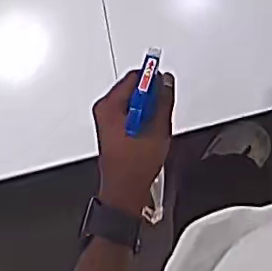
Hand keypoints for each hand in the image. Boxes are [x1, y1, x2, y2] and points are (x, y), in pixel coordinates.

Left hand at [92, 68, 173, 215]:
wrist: (126, 193)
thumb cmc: (135, 166)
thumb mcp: (157, 128)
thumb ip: (163, 100)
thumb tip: (166, 81)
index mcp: (110, 105)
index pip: (134, 77)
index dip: (152, 80)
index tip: (164, 83)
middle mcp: (104, 109)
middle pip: (132, 88)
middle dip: (150, 97)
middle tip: (161, 111)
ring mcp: (106, 119)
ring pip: (132, 101)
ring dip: (147, 109)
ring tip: (155, 127)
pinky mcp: (111, 128)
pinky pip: (129, 112)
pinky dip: (141, 117)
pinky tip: (149, 133)